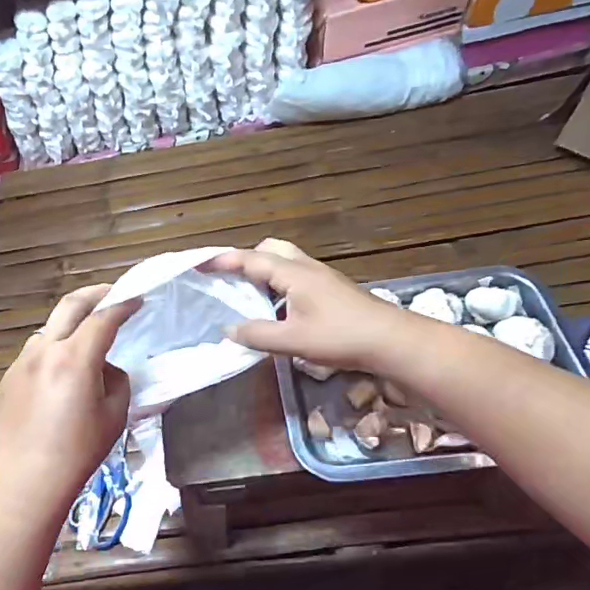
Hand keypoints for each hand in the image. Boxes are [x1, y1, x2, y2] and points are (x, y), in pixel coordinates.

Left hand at [0, 285, 138, 524]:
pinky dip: (51, 354)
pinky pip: (33, 356)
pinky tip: (58, 381)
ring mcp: (19, 364)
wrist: (23, 485)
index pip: (103, 317)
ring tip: (85, 345)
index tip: (136, 299)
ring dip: (69, 327)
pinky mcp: (6, 381)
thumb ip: (116, 382)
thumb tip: (105, 369)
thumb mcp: (113, 417)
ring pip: (48, 330)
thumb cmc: (76, 455)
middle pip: (69, 305)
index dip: (123, 304)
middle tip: (112, 296)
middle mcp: (43, 351)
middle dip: (95, 295)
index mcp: (74, 358)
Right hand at [204, 238, 413, 370]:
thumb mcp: (292, 341)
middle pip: (271, 249)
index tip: (199, 263)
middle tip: (229, 277)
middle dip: (246, 258)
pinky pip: (297, 275)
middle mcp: (307, 268)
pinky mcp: (333, 289)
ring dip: (264, 270)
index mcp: (293, 274)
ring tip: (249, 294)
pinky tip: (278, 308)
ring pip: (286, 261)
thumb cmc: (340, 337)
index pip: (251, 260)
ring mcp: (323, 277)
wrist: (390, 340)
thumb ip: (257, 334)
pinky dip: (279, 282)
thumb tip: (228, 330)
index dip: (223, 261)